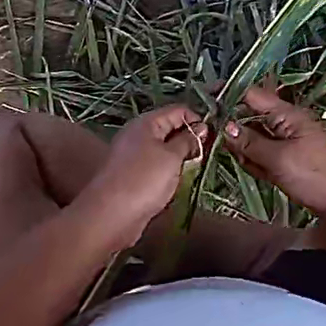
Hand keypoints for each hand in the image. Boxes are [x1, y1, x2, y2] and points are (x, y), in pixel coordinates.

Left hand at [74, 105, 208, 241]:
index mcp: (146, 123)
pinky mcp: (132, 174)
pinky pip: (156, 164)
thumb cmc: (144, 180)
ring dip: (181, 155)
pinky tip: (178, 180)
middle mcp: (138, 134)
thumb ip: (187, 140)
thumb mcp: (171, 157)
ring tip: (197, 166)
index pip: (177, 110)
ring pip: (164, 147)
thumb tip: (201, 127)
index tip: (214, 135)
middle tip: (208, 152)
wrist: (110, 214)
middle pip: (170, 127)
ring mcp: (133, 154)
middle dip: (190, 137)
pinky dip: (169, 169)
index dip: (197, 119)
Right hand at [221, 87, 325, 217]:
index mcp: (286, 114)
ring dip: (246, 151)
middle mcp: (284, 123)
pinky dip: (255, 162)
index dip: (228, 95)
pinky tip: (261, 173)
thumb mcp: (277, 159)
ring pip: (252, 138)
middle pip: (248, 117)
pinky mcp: (284, 157)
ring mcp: (284, 140)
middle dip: (235, 131)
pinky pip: (260, 153)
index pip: (251, 95)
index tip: (205, 98)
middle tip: (224, 146)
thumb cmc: (314, 175)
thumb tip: (225, 127)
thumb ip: (249, 142)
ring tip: (253, 166)